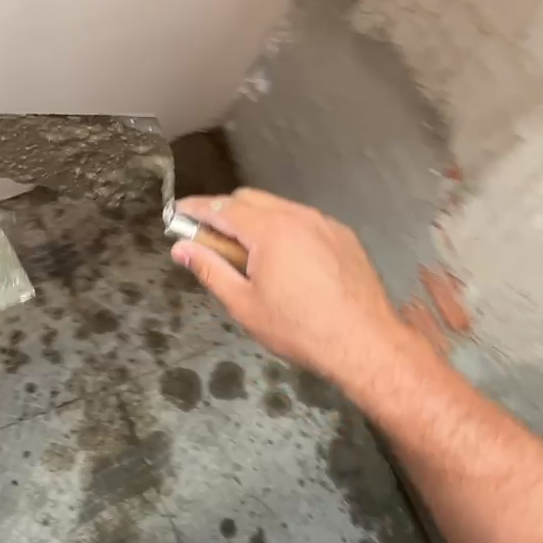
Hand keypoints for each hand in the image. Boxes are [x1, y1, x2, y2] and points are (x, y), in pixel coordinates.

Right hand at [171, 189, 421, 393]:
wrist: (366, 343)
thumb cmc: (298, 328)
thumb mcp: (244, 304)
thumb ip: (210, 270)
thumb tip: (181, 249)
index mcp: (270, 230)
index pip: (222, 207)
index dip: (195, 208)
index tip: (176, 212)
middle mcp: (298, 216)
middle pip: (249, 199)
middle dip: (224, 212)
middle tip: (208, 240)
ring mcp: (324, 223)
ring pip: (278, 207)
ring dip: (254, 220)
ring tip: (246, 254)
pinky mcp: (343, 236)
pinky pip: (303, 220)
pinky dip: (282, 229)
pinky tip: (283, 260)